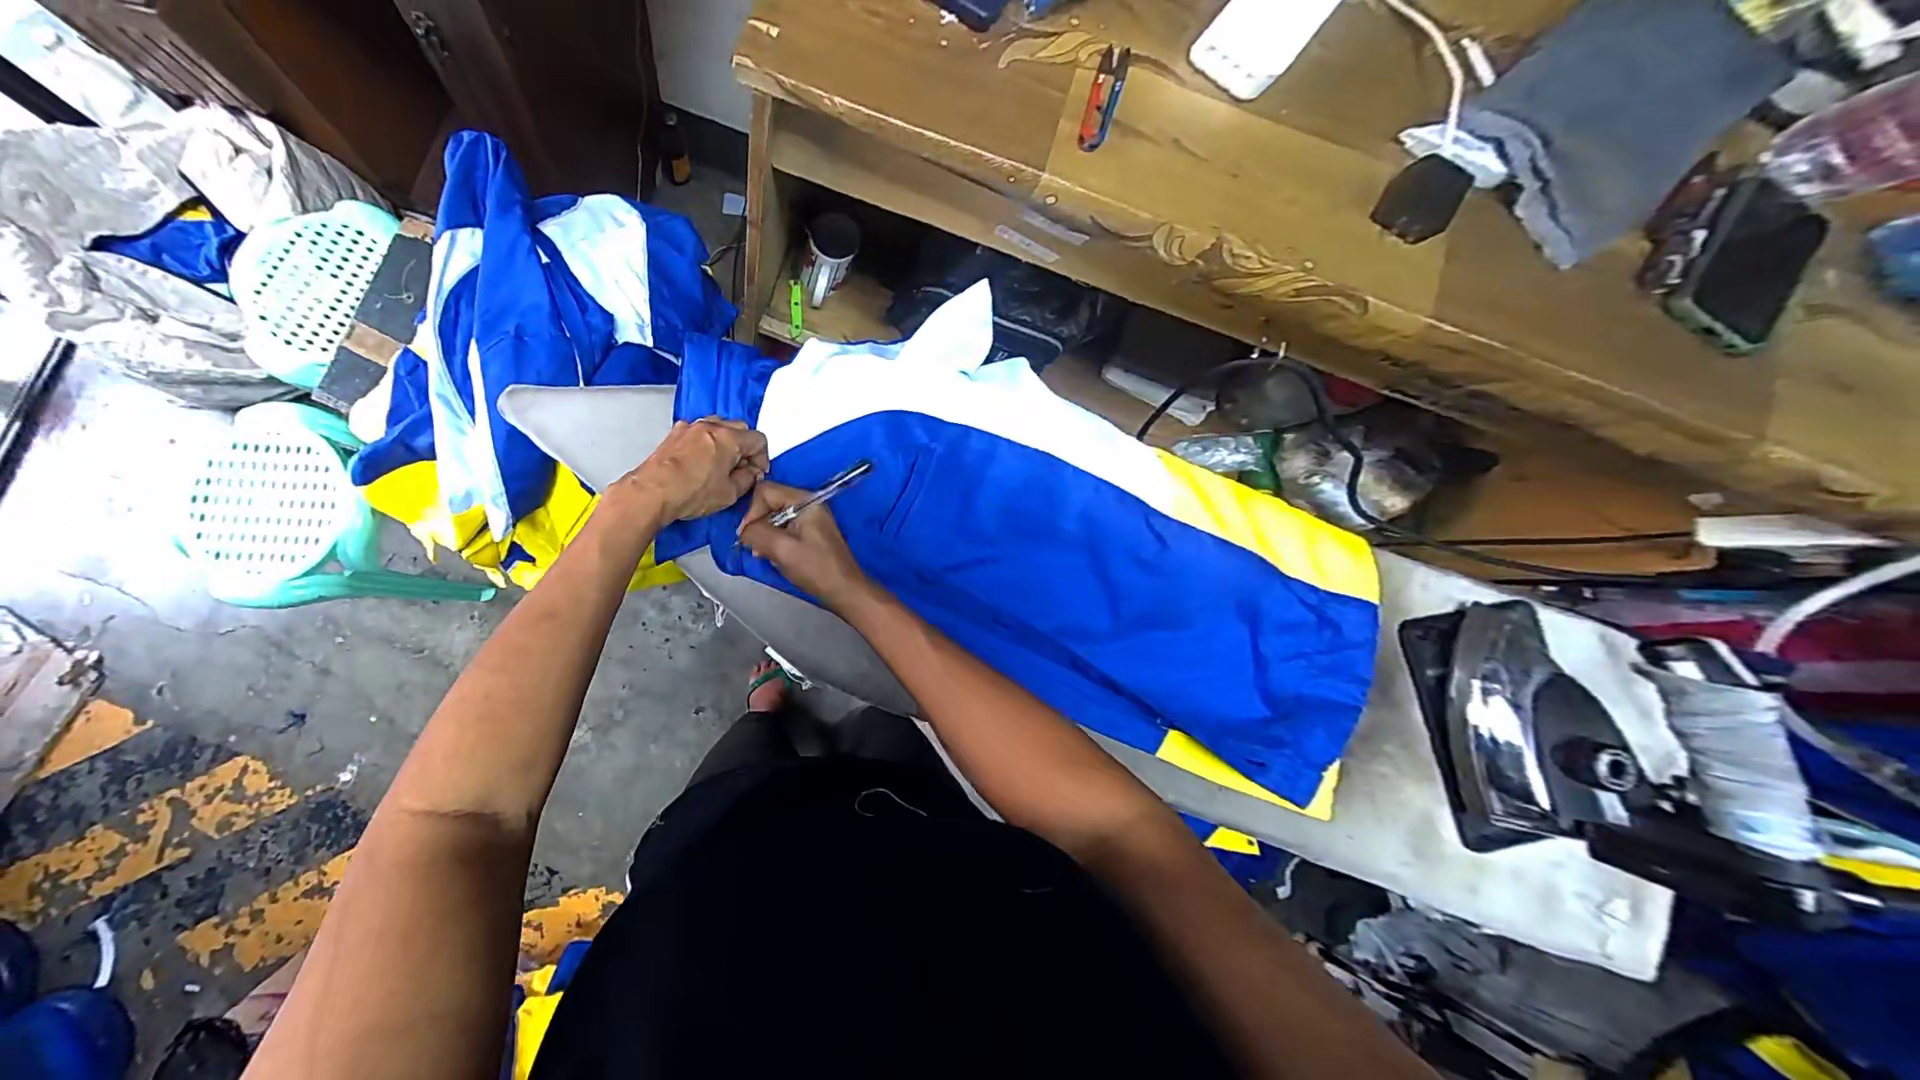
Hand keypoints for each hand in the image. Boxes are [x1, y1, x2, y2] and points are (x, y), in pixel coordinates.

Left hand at [614, 418, 769, 523]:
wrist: (652, 492)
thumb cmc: (692, 493)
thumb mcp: (730, 493)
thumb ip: (748, 479)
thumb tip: (751, 472)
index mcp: (730, 437)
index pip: (758, 439)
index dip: (762, 458)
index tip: (757, 473)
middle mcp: (710, 426)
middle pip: (739, 429)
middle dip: (745, 447)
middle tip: (741, 468)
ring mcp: (690, 428)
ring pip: (718, 427)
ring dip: (725, 442)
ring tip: (721, 464)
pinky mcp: (674, 435)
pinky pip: (698, 433)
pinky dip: (706, 443)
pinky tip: (702, 462)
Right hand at [738, 480, 876, 611]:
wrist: (844, 590)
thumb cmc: (817, 569)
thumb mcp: (781, 548)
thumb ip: (757, 533)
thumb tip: (743, 530)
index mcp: (805, 501)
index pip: (766, 491)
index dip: (752, 512)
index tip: (748, 535)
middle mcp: (809, 505)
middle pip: (770, 503)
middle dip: (759, 526)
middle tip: (758, 548)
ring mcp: (811, 519)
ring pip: (775, 518)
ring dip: (766, 536)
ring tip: (768, 555)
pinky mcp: (811, 533)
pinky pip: (784, 530)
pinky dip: (776, 542)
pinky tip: (777, 557)